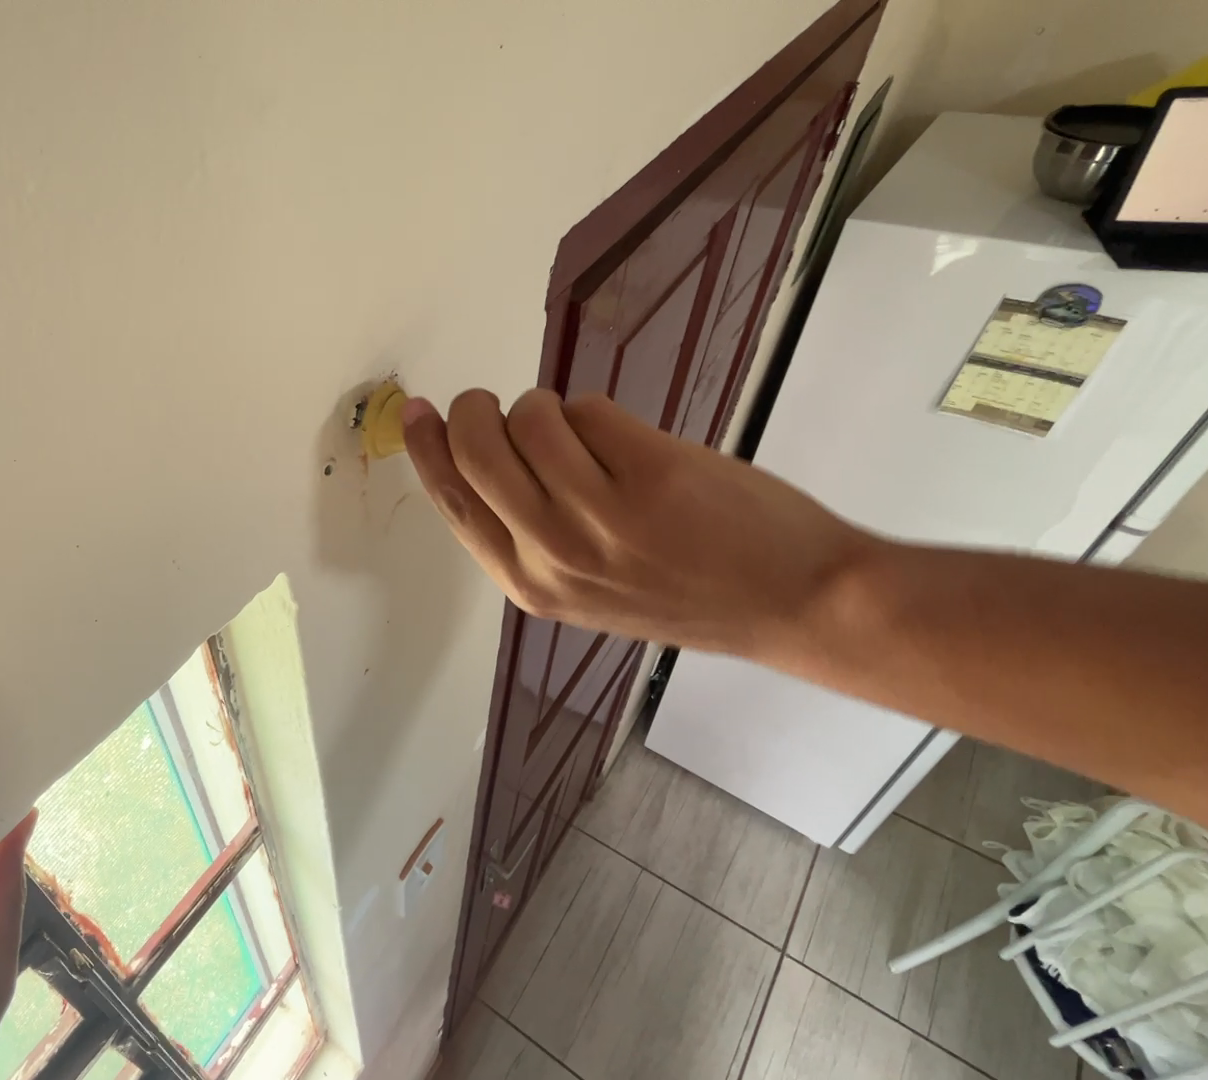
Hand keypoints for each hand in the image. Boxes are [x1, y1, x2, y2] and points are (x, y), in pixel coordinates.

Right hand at [401, 388, 873, 659]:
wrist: (790, 603)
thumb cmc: (679, 594)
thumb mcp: (581, 590)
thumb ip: (525, 535)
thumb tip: (477, 456)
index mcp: (529, 586)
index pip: (454, 504)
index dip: (427, 451)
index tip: (417, 412)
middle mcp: (553, 554)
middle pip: (477, 452)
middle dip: (475, 410)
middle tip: (496, 403)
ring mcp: (600, 515)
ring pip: (530, 419)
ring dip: (546, 408)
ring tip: (583, 433)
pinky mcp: (649, 474)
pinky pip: (588, 410)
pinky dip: (597, 413)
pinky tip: (629, 443)